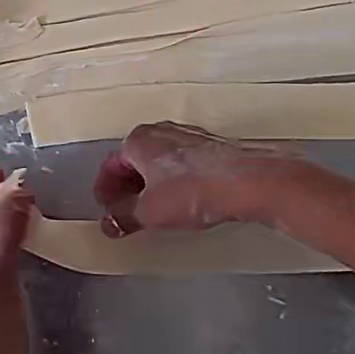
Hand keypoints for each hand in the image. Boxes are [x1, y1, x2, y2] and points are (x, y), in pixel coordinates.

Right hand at [95, 122, 323, 237]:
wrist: (248, 181)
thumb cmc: (194, 190)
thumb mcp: (149, 212)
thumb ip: (123, 216)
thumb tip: (109, 222)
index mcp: (138, 140)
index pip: (110, 166)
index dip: (105, 192)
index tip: (107, 213)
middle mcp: (160, 131)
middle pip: (134, 161)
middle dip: (128, 189)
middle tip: (127, 216)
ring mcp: (187, 136)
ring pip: (158, 162)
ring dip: (151, 186)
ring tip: (155, 212)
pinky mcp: (209, 146)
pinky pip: (181, 164)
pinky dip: (174, 182)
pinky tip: (183, 202)